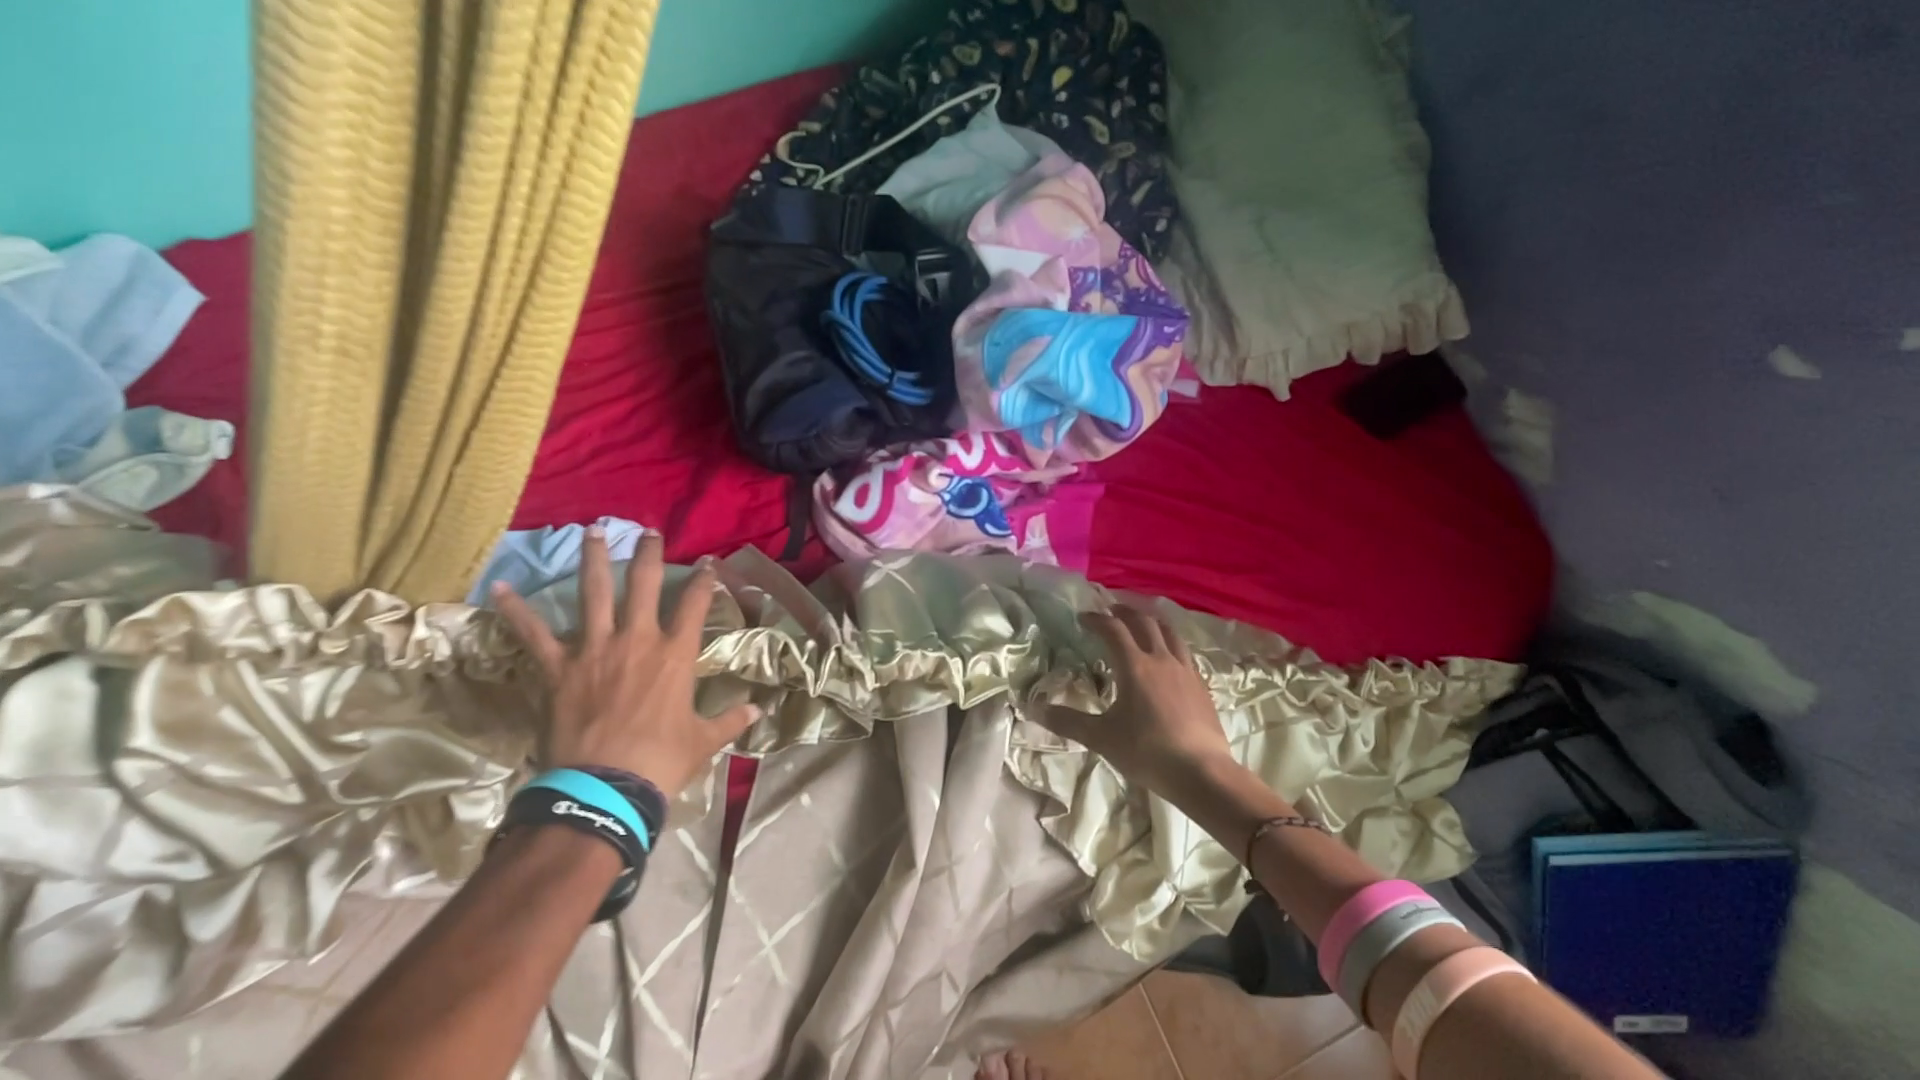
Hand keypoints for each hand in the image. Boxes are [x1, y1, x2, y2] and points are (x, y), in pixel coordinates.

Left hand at [491, 528, 760, 795]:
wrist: (607, 786)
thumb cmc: (662, 763)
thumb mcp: (704, 741)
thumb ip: (730, 720)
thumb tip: (758, 710)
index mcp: (675, 656)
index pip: (695, 605)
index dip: (704, 581)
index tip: (708, 564)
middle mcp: (637, 640)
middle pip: (644, 584)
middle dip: (648, 554)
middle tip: (648, 533)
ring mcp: (594, 649)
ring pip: (593, 593)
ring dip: (593, 560)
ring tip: (593, 532)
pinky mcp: (558, 667)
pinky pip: (534, 633)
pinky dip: (516, 610)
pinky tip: (500, 587)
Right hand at [1029, 605, 1233, 796]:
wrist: (1201, 771)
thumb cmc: (1147, 751)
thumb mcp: (1101, 738)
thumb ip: (1067, 721)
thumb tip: (1033, 709)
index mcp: (1135, 666)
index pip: (1113, 630)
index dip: (1096, 620)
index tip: (1083, 618)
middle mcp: (1161, 660)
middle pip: (1144, 623)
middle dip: (1125, 613)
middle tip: (1110, 612)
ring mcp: (1186, 671)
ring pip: (1169, 633)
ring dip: (1152, 622)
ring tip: (1142, 624)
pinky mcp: (1201, 685)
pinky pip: (1184, 652)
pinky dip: (1170, 643)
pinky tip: (1168, 657)